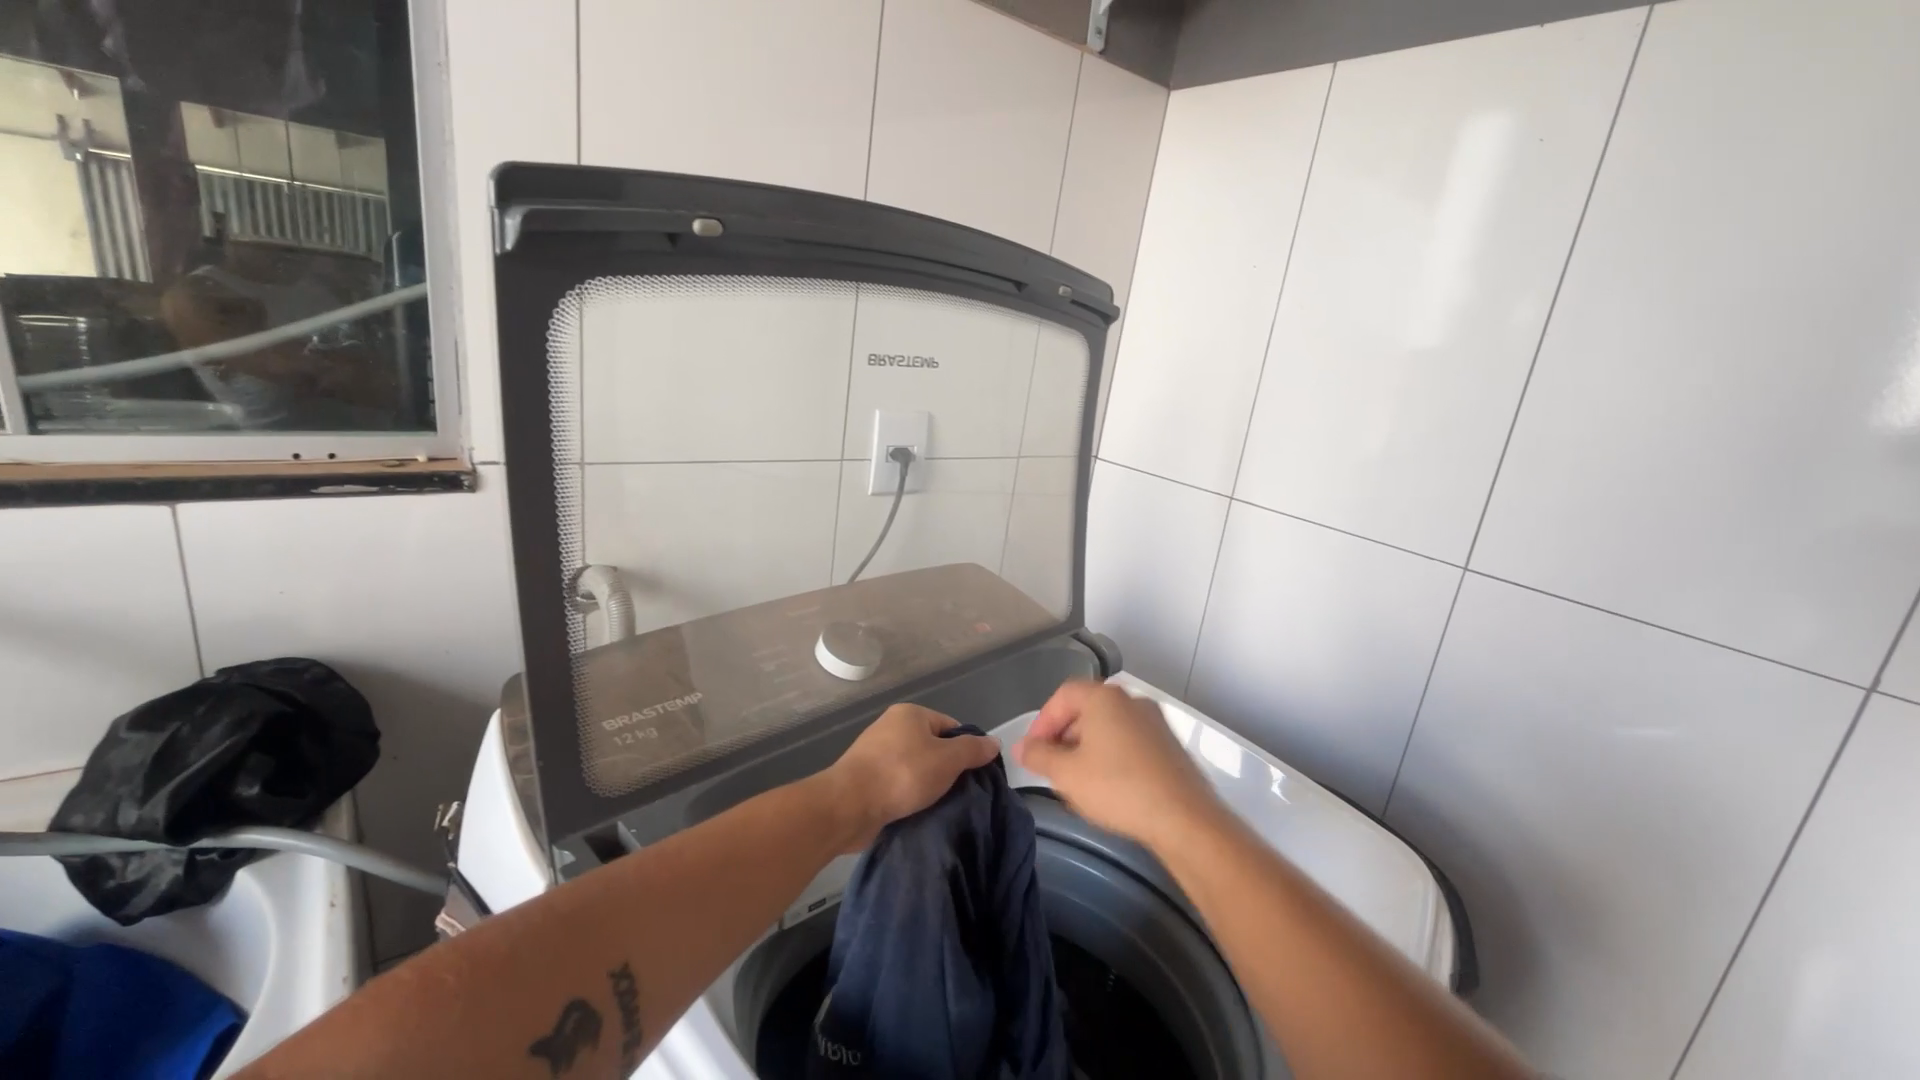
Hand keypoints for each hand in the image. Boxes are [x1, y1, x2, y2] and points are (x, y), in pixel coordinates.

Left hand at [823, 703, 1001, 851]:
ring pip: (915, 768)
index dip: (965, 749)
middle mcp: (891, 727)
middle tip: (960, 793)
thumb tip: (994, 743)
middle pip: (932, 747)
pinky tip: (917, 812)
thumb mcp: (947, 760)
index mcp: (910, 714)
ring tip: (940, 805)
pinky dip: (908, 796)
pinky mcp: (866, 779)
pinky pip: (897, 784)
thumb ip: (973, 750)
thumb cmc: (902, 774)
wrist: (850, 805)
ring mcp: (875, 753)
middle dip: (946, 770)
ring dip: (927, 786)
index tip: (973, 775)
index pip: (950, 727)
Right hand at [1013, 680, 1222, 850]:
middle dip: (1064, 737)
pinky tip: (1108, 788)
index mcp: (1105, 698)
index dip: (1042, 721)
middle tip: (1052, 768)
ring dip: (1086, 749)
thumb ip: (1039, 756)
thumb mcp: (1067, 774)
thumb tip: (1022, 747)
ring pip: (1109, 728)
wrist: (1184, 819)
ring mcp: (1155, 722)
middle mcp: (1132, 701)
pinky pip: (1130, 742)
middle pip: (1087, 709)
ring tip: (1077, 782)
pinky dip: (1111, 757)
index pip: (1063, 696)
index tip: (1033, 750)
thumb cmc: (1119, 789)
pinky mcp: (1169, 745)